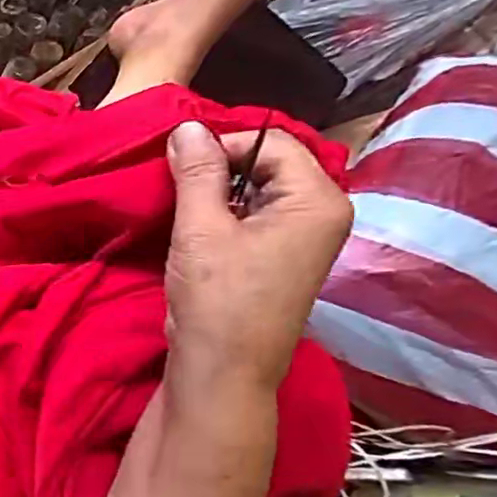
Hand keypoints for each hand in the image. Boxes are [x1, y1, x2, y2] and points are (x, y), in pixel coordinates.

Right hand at [162, 121, 351, 389]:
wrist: (221, 368)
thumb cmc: (218, 297)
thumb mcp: (202, 228)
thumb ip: (197, 172)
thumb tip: (186, 127)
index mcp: (318, 201)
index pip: (275, 144)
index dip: (224, 145)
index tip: (179, 162)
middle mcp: (320, 214)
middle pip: (269, 165)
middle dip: (219, 167)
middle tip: (176, 182)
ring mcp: (300, 239)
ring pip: (255, 191)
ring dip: (216, 192)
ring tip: (180, 204)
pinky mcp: (277, 258)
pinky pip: (251, 216)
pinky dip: (221, 214)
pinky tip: (193, 228)